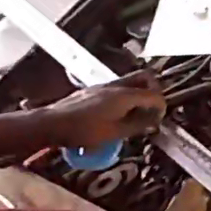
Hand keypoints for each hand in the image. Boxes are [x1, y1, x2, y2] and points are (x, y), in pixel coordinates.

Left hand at [40, 72, 166, 147]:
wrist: (49, 124)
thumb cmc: (83, 131)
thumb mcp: (115, 133)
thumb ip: (138, 125)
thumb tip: (154, 121)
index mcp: (126, 95)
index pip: (154, 95)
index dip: (161, 107)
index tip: (158, 120)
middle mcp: (117, 86)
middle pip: (145, 77)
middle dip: (154, 90)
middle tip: (153, 107)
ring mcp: (103, 86)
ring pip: (130, 82)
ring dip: (138, 93)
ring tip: (134, 112)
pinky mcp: (92, 90)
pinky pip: (117, 88)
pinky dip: (124, 96)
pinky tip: (115, 113)